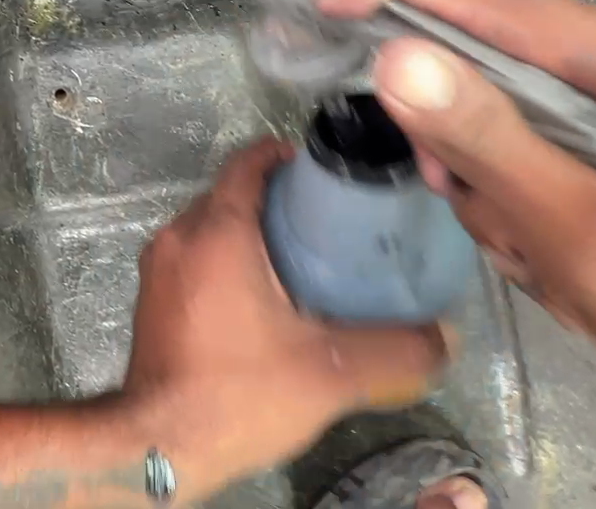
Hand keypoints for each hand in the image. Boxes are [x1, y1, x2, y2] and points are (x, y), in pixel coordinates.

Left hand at [123, 140, 451, 492]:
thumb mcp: (332, 372)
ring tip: (299, 257)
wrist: (163, 439)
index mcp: (216, 231)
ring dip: (246, 228)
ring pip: (206, 224)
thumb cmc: (242, 390)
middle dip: (270, 197)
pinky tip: (259, 293)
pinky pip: (191, 252)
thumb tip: (444, 334)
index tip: (317, 168)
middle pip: (226, 193)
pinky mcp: (150, 292)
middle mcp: (178, 234)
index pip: (244, 165)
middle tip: (323, 221)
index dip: (279, 156)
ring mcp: (157, 263)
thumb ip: (397, 349)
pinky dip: (223, 255)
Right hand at [318, 0, 595, 495]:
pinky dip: (548, 205)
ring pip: (537, 126)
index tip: (328, 0)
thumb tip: (395, 58)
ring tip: (545, 262)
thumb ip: (494, 145)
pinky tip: (571, 263)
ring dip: (512, 189)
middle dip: (473, 141)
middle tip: (471, 202)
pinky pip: (576, 158)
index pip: (504, 6)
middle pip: (514, 74)